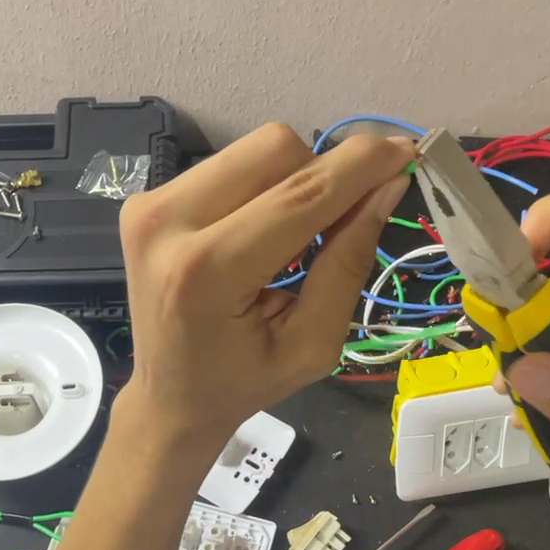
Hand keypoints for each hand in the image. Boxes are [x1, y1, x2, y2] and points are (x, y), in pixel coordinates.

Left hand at [114, 123, 412, 451]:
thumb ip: (347, 266)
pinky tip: (252, 238)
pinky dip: (257, 191)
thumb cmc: (241, 384)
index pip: (300, 196)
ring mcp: (148, 206)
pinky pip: (225, 166)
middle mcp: (166, 223)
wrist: (167, 400)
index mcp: (205, 272)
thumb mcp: (309, 347)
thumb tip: (387, 187)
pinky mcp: (143, 200)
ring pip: (251, 150)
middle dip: (321, 177)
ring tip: (285, 242)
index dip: (360, 167)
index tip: (406, 152)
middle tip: (334, 226)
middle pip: (274, 149)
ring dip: (289, 182)